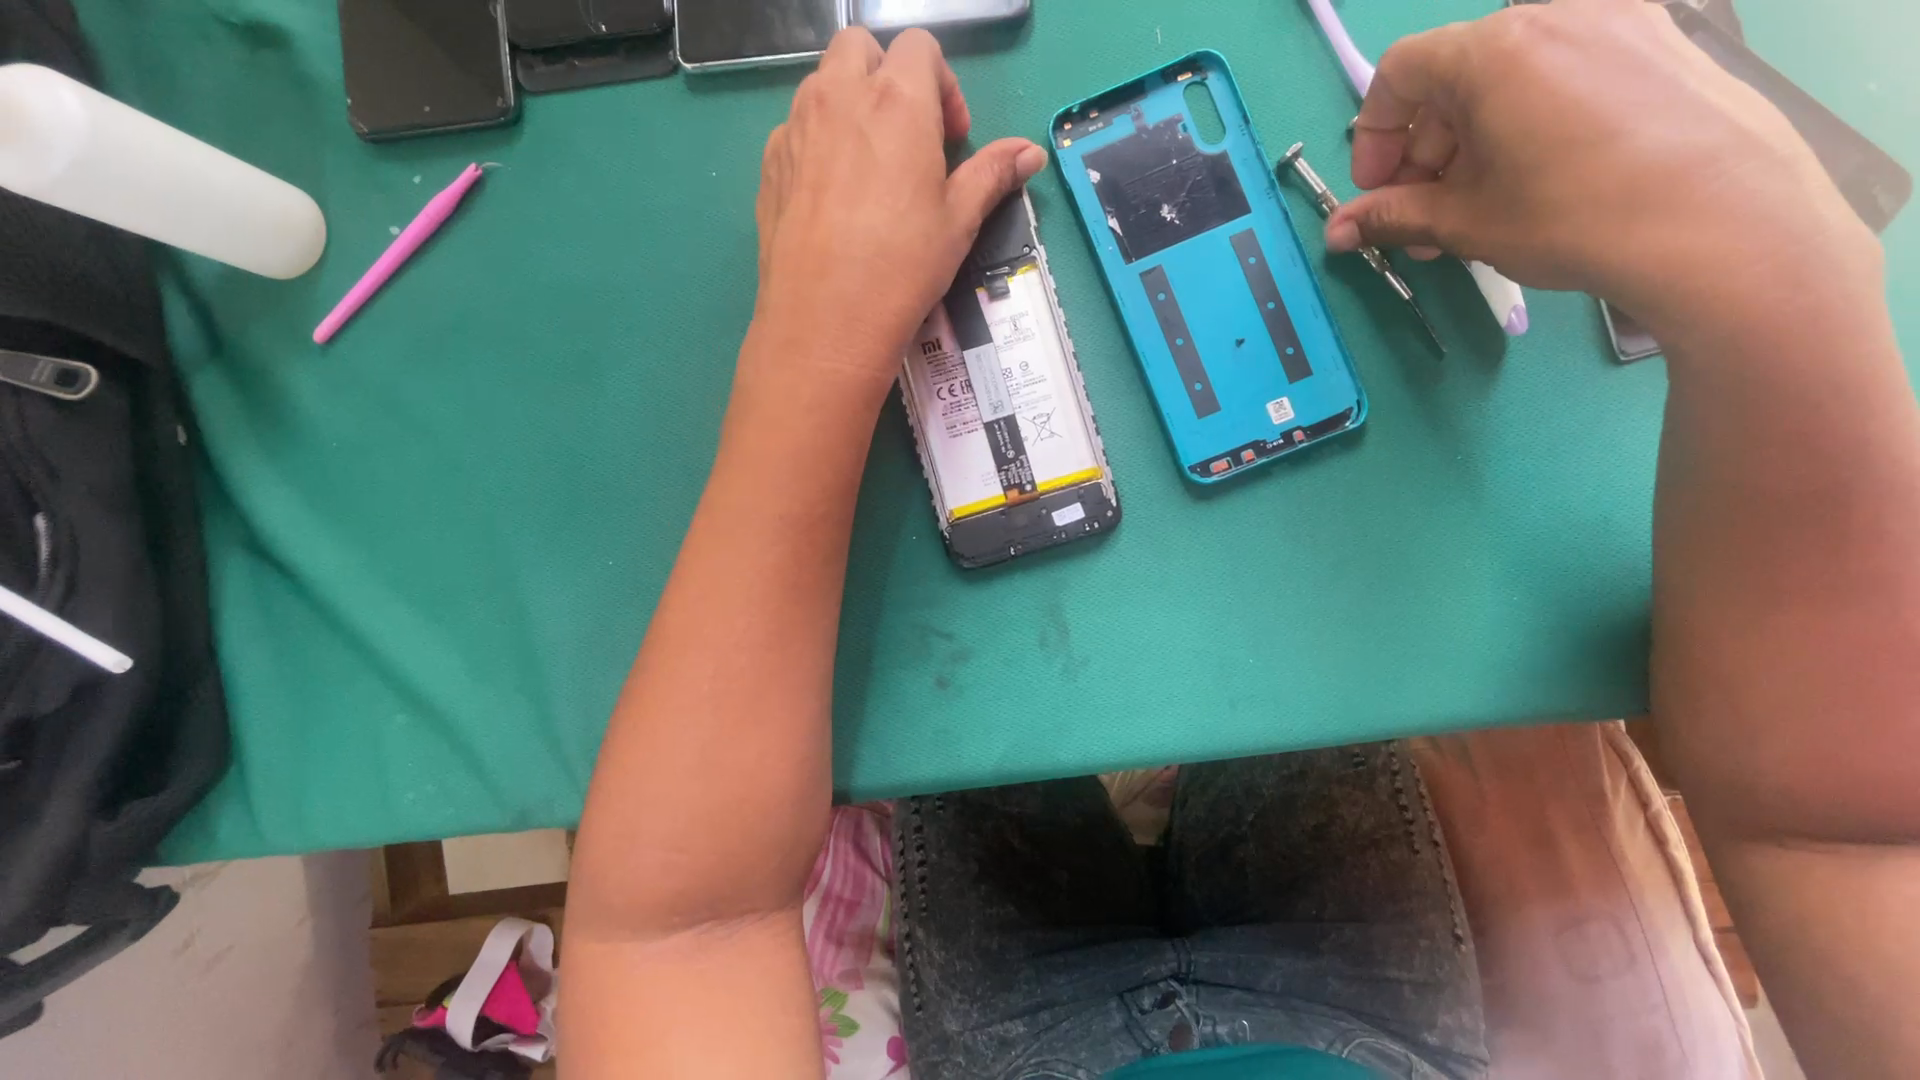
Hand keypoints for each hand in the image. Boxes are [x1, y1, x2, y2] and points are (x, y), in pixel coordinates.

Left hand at [745, 28, 1046, 408]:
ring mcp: (796, 127)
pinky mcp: (770, 163)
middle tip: (908, 138)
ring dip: (851, 104)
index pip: (919, 46)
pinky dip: (819, 141)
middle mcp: (838, 96)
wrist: (825, 319)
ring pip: (822, 84)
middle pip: (860, 47)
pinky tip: (835, 198)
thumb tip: (1030, 153)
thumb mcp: (959, 220)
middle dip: (888, 76)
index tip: (950, 137)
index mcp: (896, 99)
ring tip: (871, 168)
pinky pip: (796, 128)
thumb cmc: (903, 266)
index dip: (942, 84)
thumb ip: (992, 173)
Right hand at [1326, 0, 1877, 338]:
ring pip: (1511, 77)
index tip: (1379, 190)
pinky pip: (1566, 73)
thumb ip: (1391, 216)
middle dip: (1426, 149)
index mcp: (1494, 49)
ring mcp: (1617, 21)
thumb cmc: (1572, 217)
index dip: (1374, 137)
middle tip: (1428, 214)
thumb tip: (1336, 232)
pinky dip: (1530, 121)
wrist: (1724, 224)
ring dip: (1474, 141)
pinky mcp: (1662, 43)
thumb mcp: (1464, 222)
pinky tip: (1543, 178)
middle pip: (1455, 76)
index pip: (1399, 73)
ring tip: (1483, 206)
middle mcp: (1554, 13)